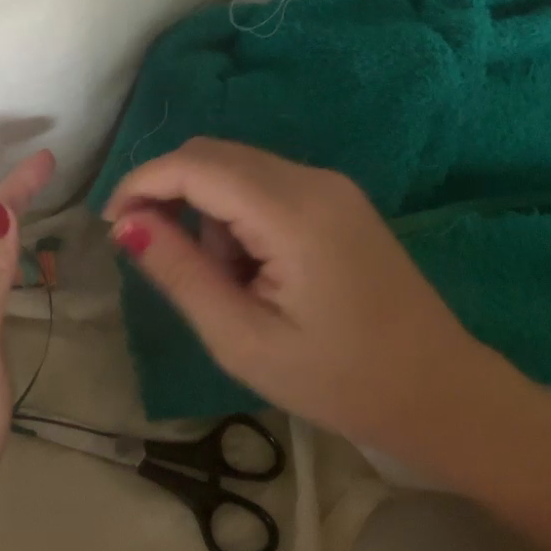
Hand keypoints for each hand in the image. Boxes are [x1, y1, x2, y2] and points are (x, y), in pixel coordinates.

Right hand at [101, 138, 510, 459]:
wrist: (440, 395)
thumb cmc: (337, 380)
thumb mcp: (241, 338)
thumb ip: (179, 272)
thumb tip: (124, 224)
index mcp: (292, 213)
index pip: (193, 166)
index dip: (140, 185)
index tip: (111, 228)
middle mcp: (313, 181)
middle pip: (211, 155)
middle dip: (168, 194)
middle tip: (155, 256)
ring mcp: (331, 187)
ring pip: (234, 168)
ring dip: (205, 210)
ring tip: (224, 282)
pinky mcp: (337, 201)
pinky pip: (263, 185)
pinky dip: (235, 215)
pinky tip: (251, 269)